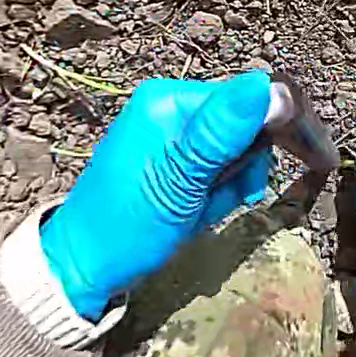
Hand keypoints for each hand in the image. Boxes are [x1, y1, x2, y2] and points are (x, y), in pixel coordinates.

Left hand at [41, 71, 273, 318]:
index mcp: (170, 99)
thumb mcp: (181, 180)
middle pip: (245, 122)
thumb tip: (269, 86)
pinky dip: (221, 188)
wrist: (85, 270)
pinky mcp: (177, 154)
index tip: (241, 176)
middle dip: (243, 165)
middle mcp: (173, 105)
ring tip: (205, 207)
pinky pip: (222, 162)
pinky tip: (202, 207)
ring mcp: (174, 131)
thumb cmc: (129, 226)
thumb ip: (223, 131)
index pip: (247, 99)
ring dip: (233, 181)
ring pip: (239, 146)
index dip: (256, 138)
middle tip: (217, 196)